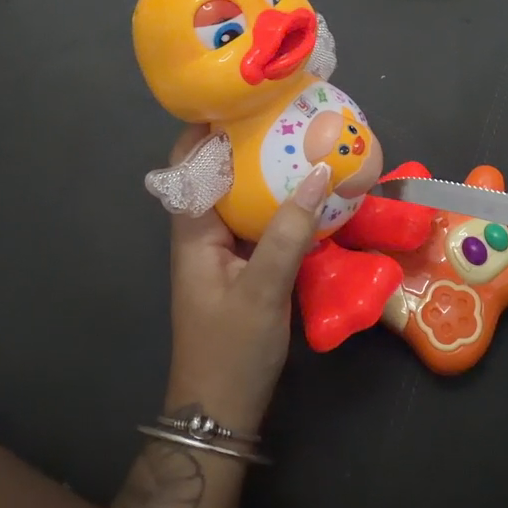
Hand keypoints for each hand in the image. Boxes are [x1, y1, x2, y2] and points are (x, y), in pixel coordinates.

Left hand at [161, 126, 331, 432]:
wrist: (221, 413)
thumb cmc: (231, 349)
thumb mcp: (263, 289)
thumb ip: (290, 232)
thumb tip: (319, 172)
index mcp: (193, 231)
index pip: (189, 164)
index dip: (206, 127)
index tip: (240, 94)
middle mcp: (205, 233)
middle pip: (219, 173)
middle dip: (247, 141)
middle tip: (287, 111)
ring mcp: (225, 251)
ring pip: (244, 197)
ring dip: (268, 170)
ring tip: (305, 140)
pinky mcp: (246, 267)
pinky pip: (263, 221)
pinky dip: (283, 202)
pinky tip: (314, 193)